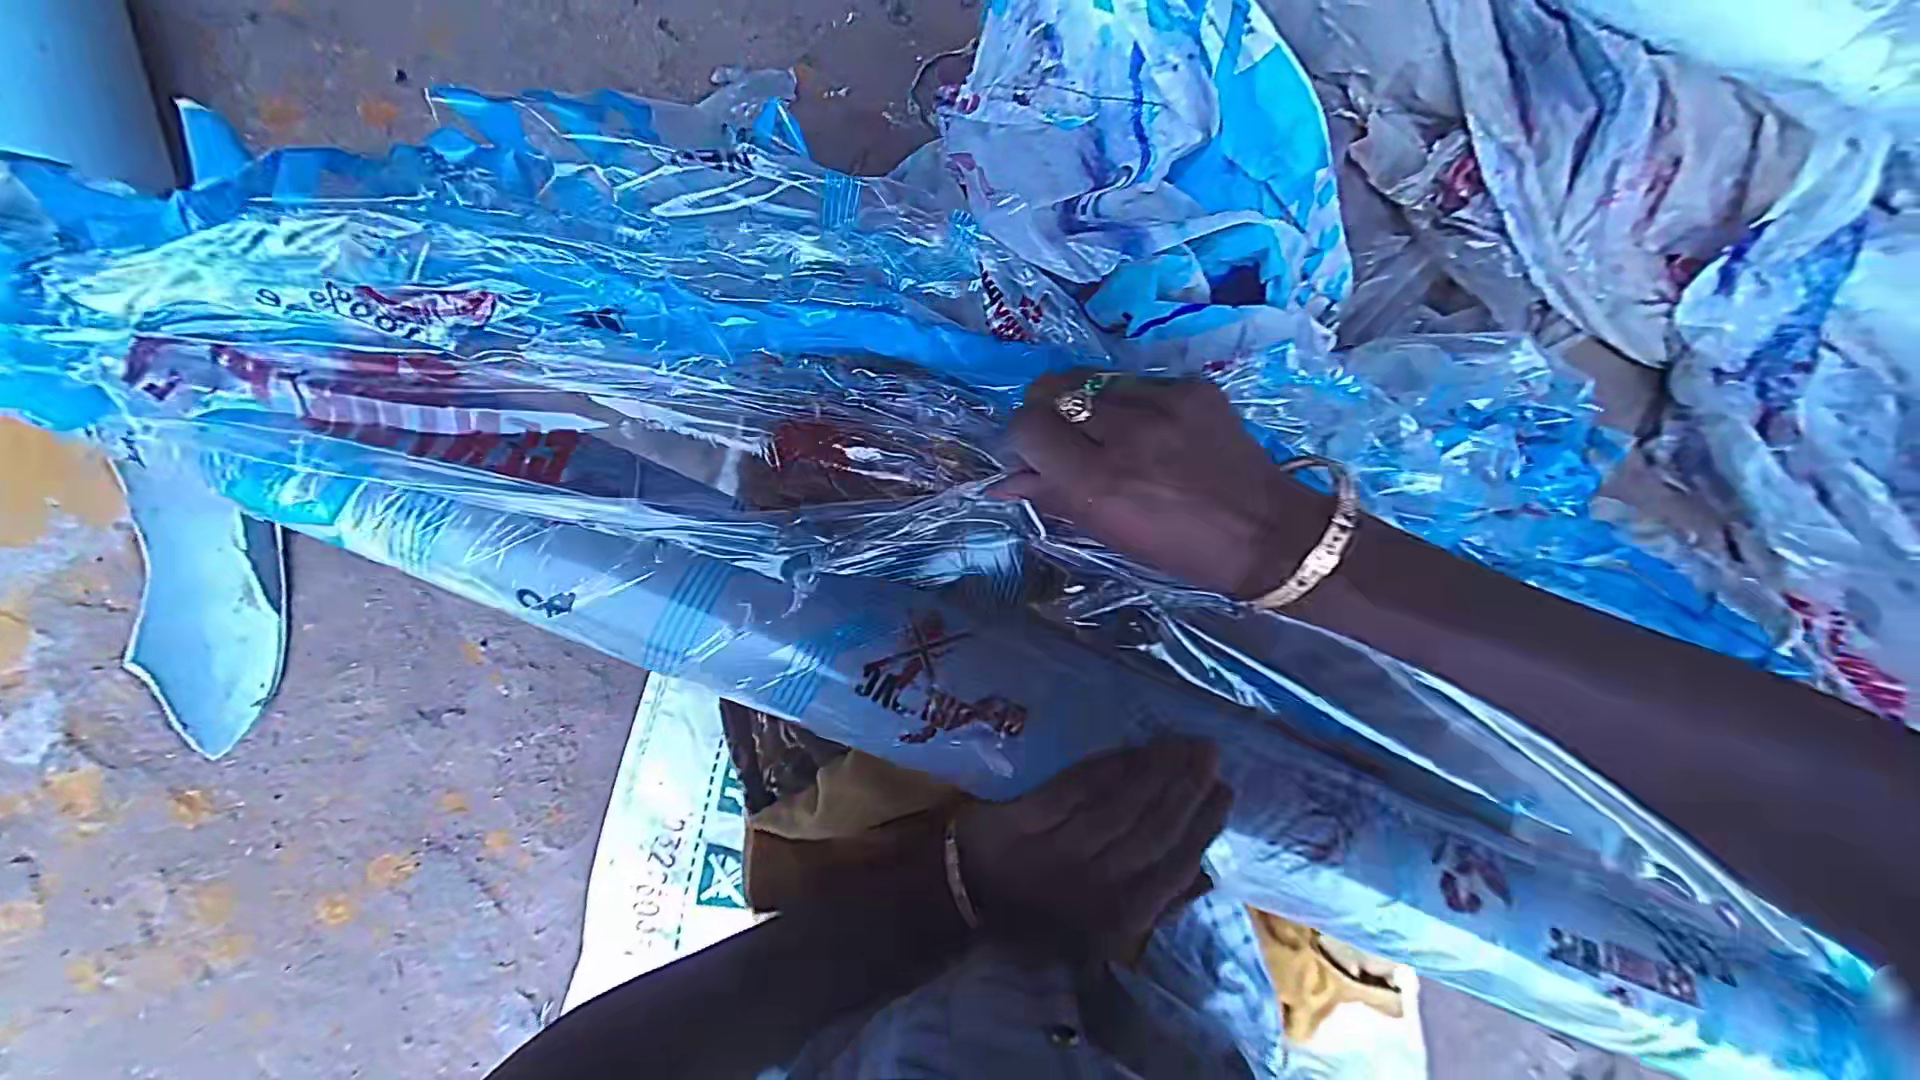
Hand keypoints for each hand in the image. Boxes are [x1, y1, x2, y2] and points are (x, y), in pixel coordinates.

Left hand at [952, 738, 1231, 957]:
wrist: (971, 892)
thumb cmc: (1044, 914)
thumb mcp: (1104, 932)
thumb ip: (1156, 905)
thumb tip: (1208, 874)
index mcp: (1118, 917)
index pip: (1175, 865)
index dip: (1203, 825)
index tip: (1225, 790)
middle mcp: (1094, 884)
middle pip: (1153, 827)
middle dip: (1187, 787)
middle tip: (1209, 752)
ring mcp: (1060, 849)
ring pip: (1121, 802)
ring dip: (1156, 768)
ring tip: (1181, 743)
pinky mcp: (1030, 816)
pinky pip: (1080, 785)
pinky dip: (1112, 764)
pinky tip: (1135, 748)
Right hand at [994, 371, 1326, 597]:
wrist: (1266, 532)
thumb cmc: (1178, 548)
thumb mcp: (1108, 532)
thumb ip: (1051, 498)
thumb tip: (1004, 483)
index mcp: (1099, 480)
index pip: (1027, 427)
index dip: (1021, 439)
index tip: (1032, 455)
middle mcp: (1126, 432)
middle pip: (1050, 390)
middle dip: (1044, 412)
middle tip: (1060, 437)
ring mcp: (1163, 403)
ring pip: (1088, 378)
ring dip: (1081, 402)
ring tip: (1101, 429)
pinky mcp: (1193, 387)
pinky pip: (1133, 380)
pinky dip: (1124, 400)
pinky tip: (1144, 426)